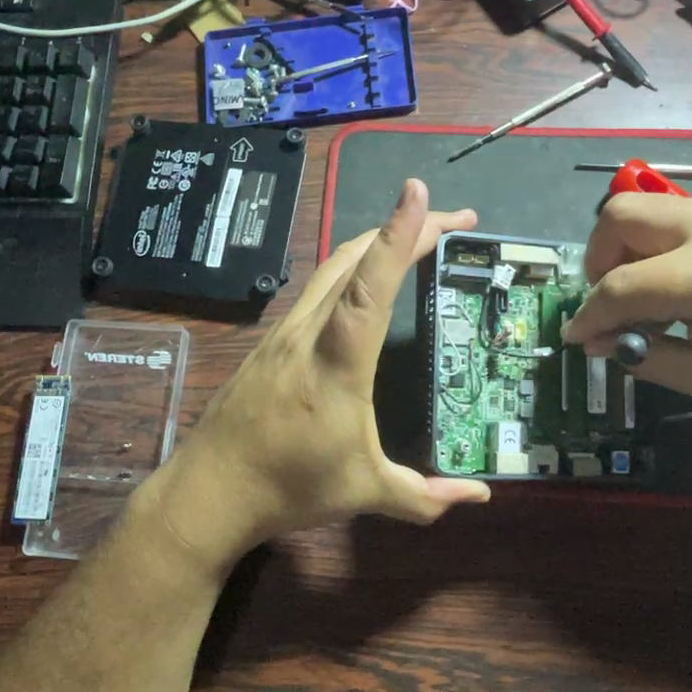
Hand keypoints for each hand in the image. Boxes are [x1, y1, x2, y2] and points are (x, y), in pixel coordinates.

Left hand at [135, 179, 490, 574]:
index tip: (417, 193)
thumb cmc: (289, 488)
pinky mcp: (271, 339)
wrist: (210, 490)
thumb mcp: (365, 493)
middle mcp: (308, 334)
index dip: (396, 238)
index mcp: (337, 364)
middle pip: (355, 259)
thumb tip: (481, 497)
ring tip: (421, 235)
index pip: (369, 288)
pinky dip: (353, 265)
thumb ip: (425, 497)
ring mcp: (284, 332)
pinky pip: (318, 286)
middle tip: (457, 219)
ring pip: (333, 266)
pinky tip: (368, 278)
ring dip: (378, 241)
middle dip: (407, 227)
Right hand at [561, 194, 691, 451]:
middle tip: (609, 298)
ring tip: (654, 295)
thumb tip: (597, 341)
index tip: (575, 336)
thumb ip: (642, 353)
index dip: (589, 314)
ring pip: (666, 209)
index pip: (622, 285)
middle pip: (627, 212)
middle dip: (600, 256)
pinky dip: (681, 246)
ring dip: (641, 247)